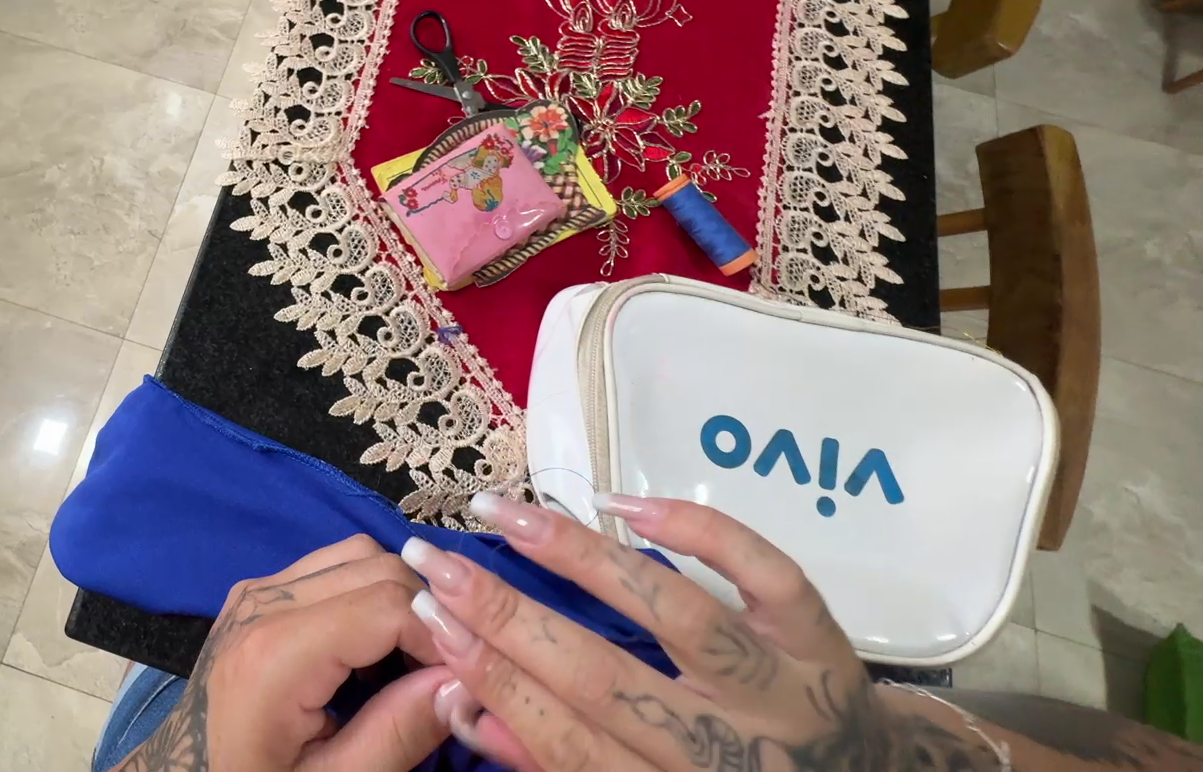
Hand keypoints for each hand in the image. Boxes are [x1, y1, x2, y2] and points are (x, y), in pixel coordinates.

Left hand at [116, 534, 455, 771]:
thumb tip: (465, 682)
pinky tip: (370, 651)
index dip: (441, 635)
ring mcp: (256, 588)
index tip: (470, 679)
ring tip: (408, 663)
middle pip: (374, 564)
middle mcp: (263, 600)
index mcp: (276, 652)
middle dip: (424, 610)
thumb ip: (398, 732)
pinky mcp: (257, 590)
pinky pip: (330, 566)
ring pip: (355, 553)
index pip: (386, 604)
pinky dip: (366, 593)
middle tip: (445, 672)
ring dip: (396, 596)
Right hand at [400, 493, 1008, 771]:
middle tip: (434, 558)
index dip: (488, 673)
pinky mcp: (824, 641)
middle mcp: (734, 756)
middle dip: (503, 613)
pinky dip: (696, 532)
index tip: (427, 609)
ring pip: (674, 616)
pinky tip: (621, 504)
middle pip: (604, 681)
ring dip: (575, 556)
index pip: (564, 740)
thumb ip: (547, 754)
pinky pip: (768, 577)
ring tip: (503, 512)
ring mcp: (788, 695)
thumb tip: (461, 703)